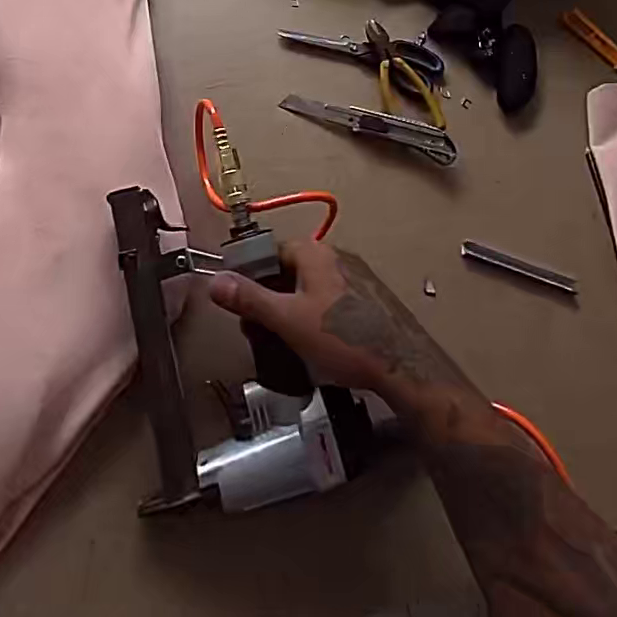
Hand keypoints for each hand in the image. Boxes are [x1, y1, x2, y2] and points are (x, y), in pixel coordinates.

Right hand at [207, 240, 465, 400]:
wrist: (402, 364)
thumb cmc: (342, 337)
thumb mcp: (286, 320)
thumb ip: (249, 299)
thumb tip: (215, 281)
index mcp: (314, 252)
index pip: (271, 253)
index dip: (253, 278)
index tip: (245, 307)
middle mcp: (337, 256)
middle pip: (291, 271)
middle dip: (272, 299)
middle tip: (263, 330)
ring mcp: (358, 277)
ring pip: (312, 288)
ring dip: (295, 310)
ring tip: (289, 342)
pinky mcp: (372, 299)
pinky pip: (333, 302)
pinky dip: (319, 318)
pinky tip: (319, 345)